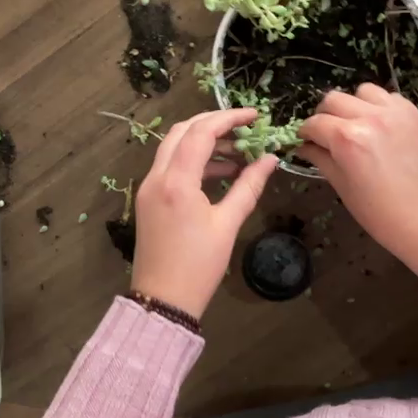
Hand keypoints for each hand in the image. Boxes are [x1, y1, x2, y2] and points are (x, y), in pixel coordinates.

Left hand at [129, 108, 278, 318]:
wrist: (163, 301)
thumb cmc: (199, 265)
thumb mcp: (228, 224)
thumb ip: (249, 186)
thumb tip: (269, 158)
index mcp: (176, 181)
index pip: (201, 132)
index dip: (229, 118)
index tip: (255, 116)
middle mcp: (157, 177)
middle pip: (182, 131)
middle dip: (213, 122)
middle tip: (244, 125)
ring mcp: (149, 188)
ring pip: (174, 148)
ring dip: (204, 142)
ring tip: (239, 151)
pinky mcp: (149, 200)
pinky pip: (171, 167)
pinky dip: (194, 161)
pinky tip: (221, 172)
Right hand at [298, 85, 417, 277]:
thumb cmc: (382, 215)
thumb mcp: (343, 188)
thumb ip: (321, 160)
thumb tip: (305, 146)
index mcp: (348, 138)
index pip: (315, 123)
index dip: (305, 132)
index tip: (305, 140)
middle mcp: (370, 117)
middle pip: (334, 99)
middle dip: (324, 115)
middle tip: (326, 134)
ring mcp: (395, 113)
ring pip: (362, 91)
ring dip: (353, 105)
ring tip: (356, 126)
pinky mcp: (415, 115)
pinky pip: (389, 97)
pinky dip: (379, 106)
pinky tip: (380, 126)